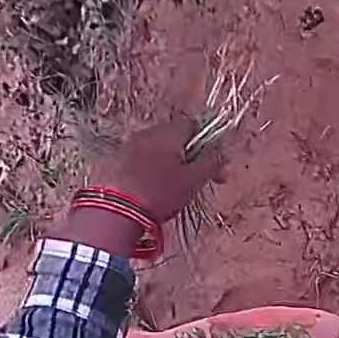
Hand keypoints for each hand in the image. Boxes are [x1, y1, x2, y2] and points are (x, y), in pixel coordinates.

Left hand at [90, 120, 226, 222]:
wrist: (117, 211)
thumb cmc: (159, 194)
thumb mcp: (192, 180)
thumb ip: (211, 163)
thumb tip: (221, 154)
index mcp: (168, 133)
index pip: (194, 125)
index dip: (208, 143)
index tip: (213, 165)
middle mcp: (148, 133)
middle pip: (176, 137)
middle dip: (189, 155)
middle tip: (196, 179)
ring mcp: (130, 146)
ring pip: (159, 148)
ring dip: (171, 163)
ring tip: (175, 187)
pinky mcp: (118, 161)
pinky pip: (143, 159)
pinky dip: (153, 169)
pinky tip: (155, 188)